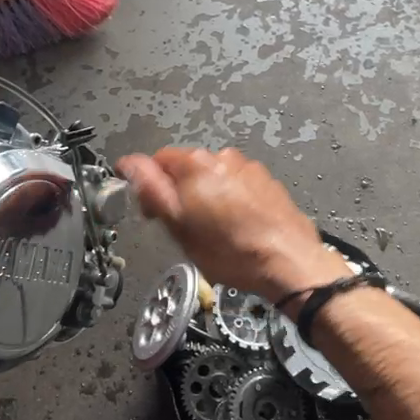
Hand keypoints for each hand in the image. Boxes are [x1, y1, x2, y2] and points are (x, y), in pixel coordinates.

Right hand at [117, 147, 347, 303]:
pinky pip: (238, 186)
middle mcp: (222, 157)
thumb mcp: (179, 227)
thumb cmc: (232, 251)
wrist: (290, 262)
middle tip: (184, 228)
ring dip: (207, 196)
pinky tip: (237, 227)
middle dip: (180, 193)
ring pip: (214, 178)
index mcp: (196, 164)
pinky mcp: (267, 182)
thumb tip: (130, 164)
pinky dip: (231, 201)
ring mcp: (248, 168)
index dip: (149, 187)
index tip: (152, 213)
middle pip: (186, 168)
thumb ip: (151, 190)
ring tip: (214, 231)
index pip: (156, 161)